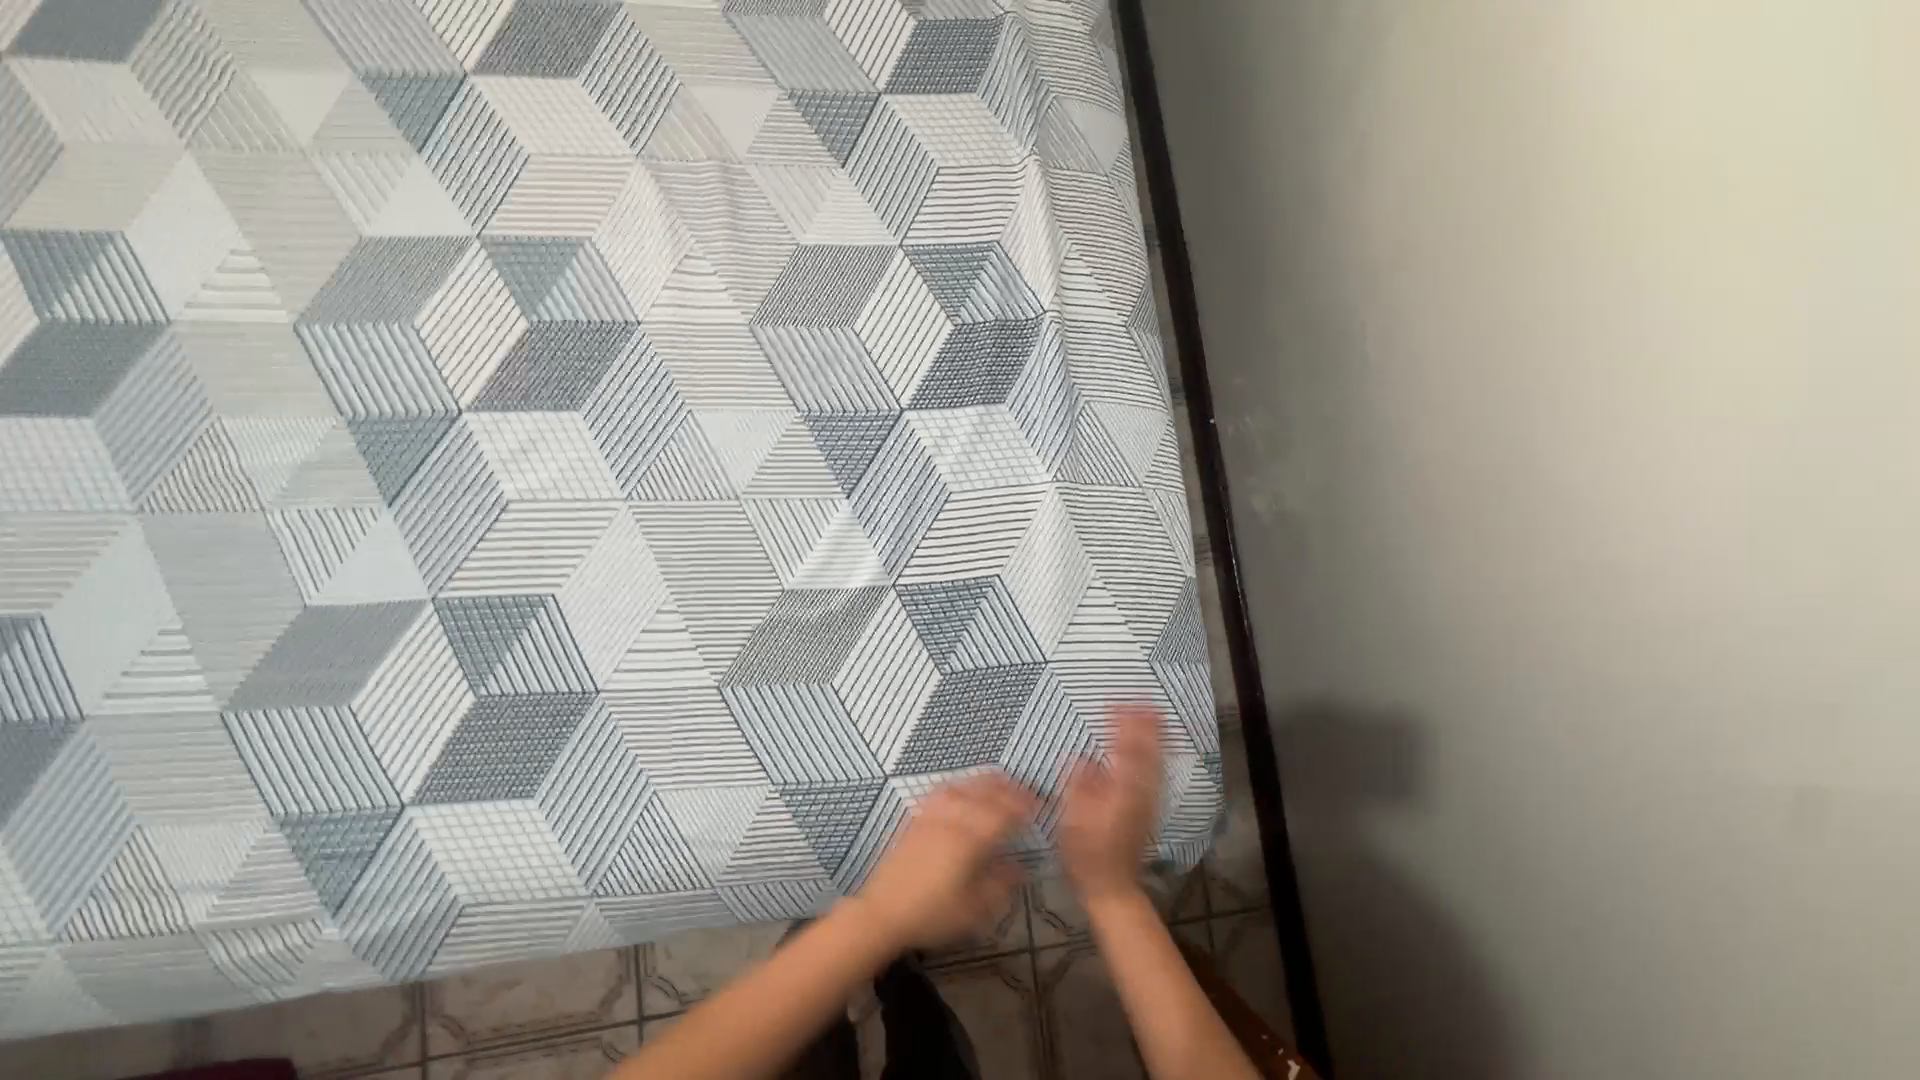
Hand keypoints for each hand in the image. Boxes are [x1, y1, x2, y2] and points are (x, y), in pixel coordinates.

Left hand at [854, 772, 1036, 950]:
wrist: (882, 913)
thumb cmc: (933, 915)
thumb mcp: (974, 908)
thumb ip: (1000, 884)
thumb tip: (1021, 868)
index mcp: (971, 841)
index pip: (1003, 813)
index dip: (1022, 805)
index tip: (1037, 802)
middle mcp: (952, 822)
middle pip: (982, 794)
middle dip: (1006, 788)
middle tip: (1022, 788)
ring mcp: (931, 818)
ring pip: (961, 788)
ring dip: (982, 782)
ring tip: (996, 780)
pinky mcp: (915, 822)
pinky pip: (939, 794)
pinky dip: (956, 786)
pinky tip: (959, 789)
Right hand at [1061, 703, 1164, 905]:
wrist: (1113, 887)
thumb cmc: (1087, 855)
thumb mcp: (1074, 821)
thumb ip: (1079, 787)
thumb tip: (1079, 757)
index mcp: (1121, 791)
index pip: (1125, 750)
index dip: (1122, 725)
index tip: (1115, 703)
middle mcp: (1141, 792)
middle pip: (1148, 751)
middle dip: (1145, 724)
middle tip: (1142, 699)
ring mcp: (1149, 801)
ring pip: (1157, 760)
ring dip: (1155, 735)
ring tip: (1152, 713)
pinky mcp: (1150, 809)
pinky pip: (1157, 772)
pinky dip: (1158, 753)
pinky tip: (1155, 747)